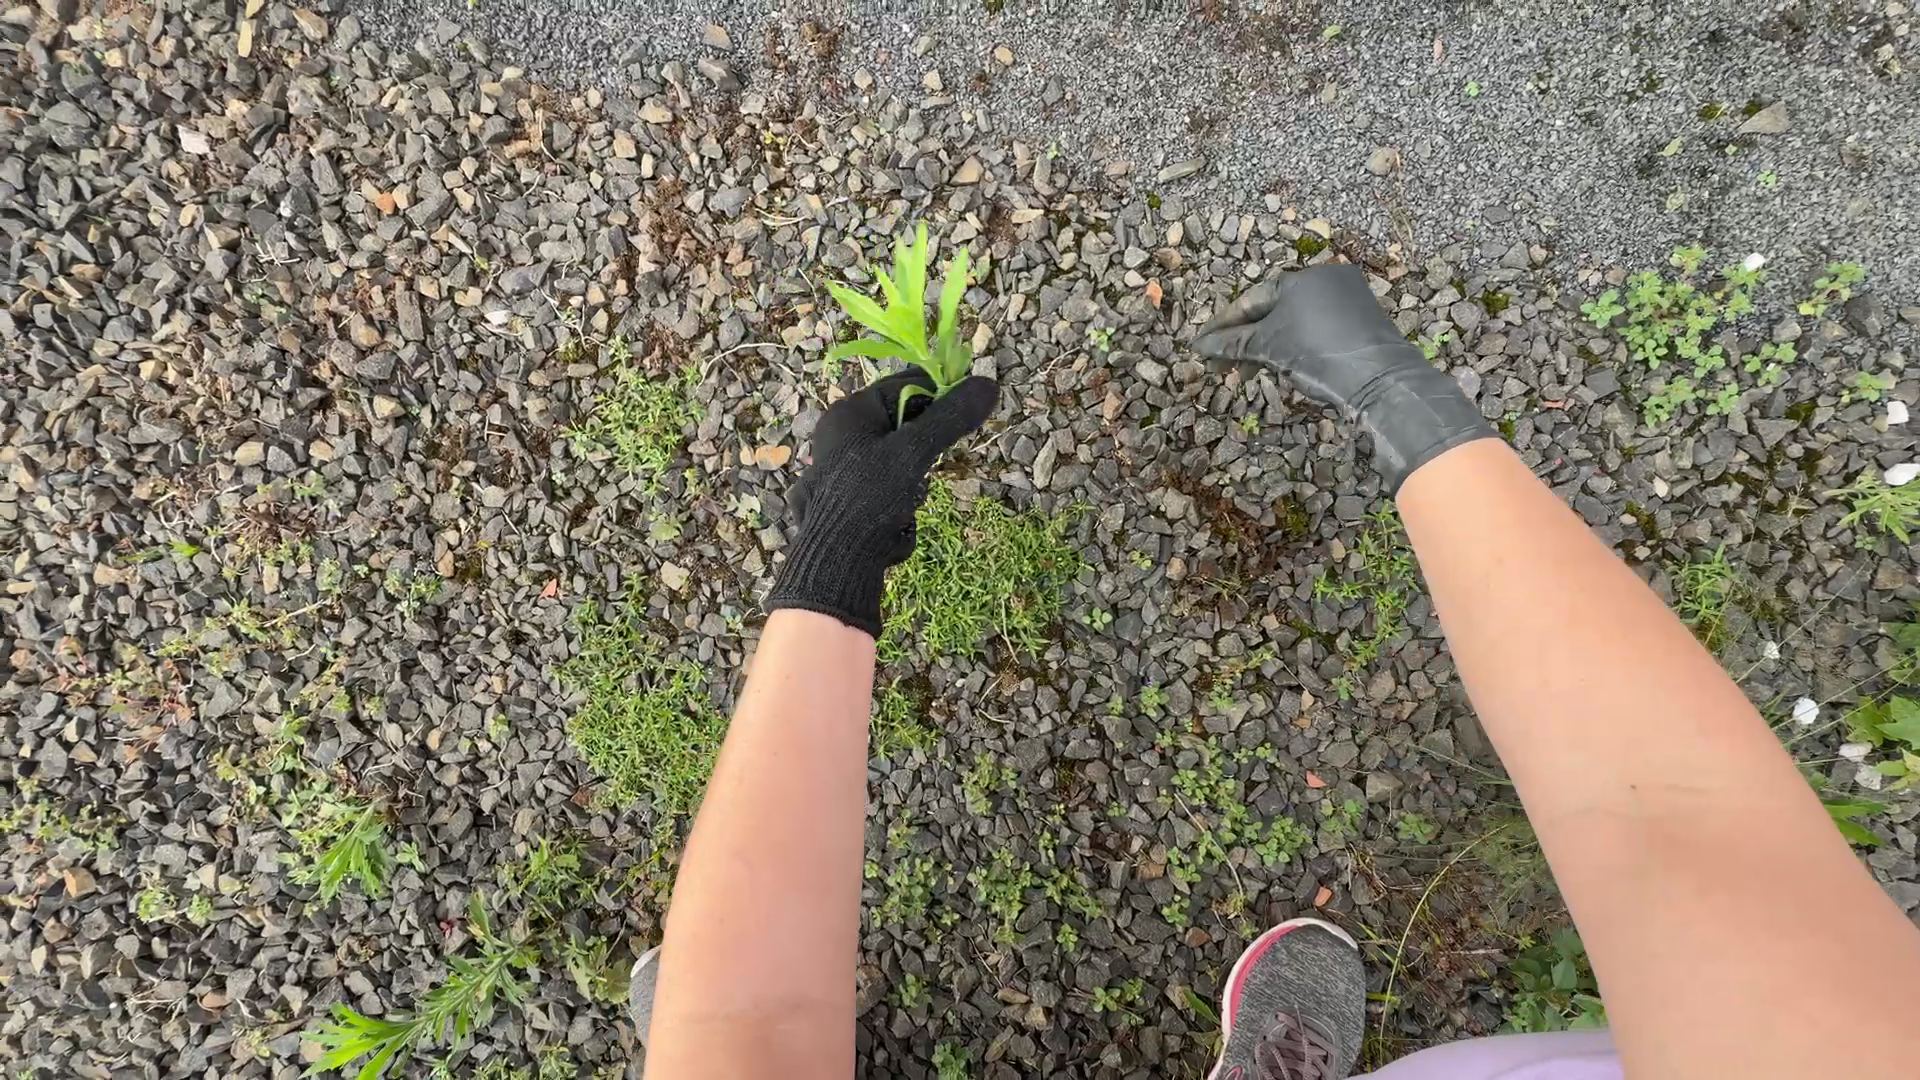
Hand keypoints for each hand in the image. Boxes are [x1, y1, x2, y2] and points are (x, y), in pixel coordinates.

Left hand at [766, 371, 998, 636]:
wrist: (836, 560)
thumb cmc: (872, 494)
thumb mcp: (916, 450)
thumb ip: (951, 417)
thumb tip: (989, 384)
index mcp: (850, 412)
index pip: (904, 386)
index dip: (939, 396)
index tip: (964, 415)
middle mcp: (838, 436)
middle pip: (900, 428)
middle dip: (922, 452)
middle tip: (927, 471)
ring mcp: (836, 471)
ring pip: (895, 463)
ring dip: (910, 484)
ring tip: (906, 504)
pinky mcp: (839, 503)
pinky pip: (881, 493)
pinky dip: (894, 506)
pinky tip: (894, 524)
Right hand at [1193, 264, 1494, 492]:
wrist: (1378, 378)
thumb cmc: (1317, 353)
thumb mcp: (1269, 347)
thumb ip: (1233, 344)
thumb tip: (1201, 346)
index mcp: (1300, 279)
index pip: (1250, 301)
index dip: (1222, 326)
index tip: (1200, 345)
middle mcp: (1323, 281)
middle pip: (1270, 310)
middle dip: (1243, 338)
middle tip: (1221, 364)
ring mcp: (1343, 299)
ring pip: (1291, 321)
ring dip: (1265, 346)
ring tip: (1246, 371)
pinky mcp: (1357, 320)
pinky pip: (1311, 329)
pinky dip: (1290, 346)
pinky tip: (1277, 365)